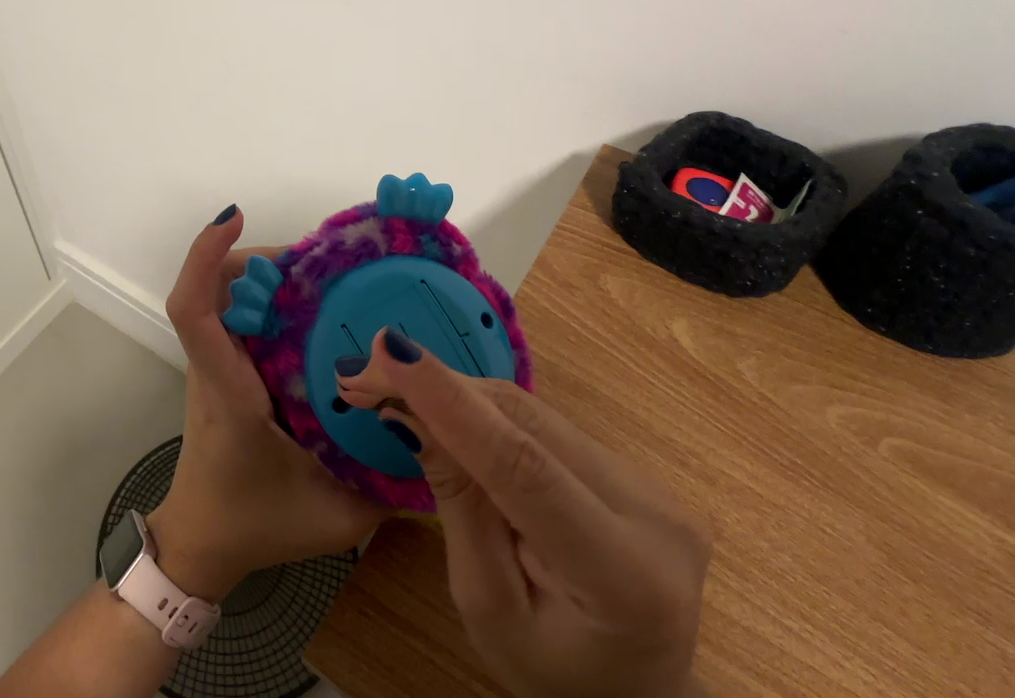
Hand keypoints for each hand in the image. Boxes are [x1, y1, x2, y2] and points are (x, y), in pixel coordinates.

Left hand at [145, 207, 388, 599]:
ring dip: (276, 276)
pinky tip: (330, 315)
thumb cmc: (256, 525)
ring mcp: (219, 367)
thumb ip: (392, 484)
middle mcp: (218, 368)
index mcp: (232, 393)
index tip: (234, 217)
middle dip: (269, 257)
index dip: (204, 257)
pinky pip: (246, 319)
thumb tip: (448, 438)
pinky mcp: (229, 371)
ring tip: (339, 281)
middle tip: (332, 259)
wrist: (203, 540)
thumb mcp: (334, 515)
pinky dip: (279, 302)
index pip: (195, 314)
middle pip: (221, 286)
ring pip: (232, 296)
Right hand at [338, 327, 710, 697]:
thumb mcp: (485, 605)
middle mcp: (654, 513)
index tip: (389, 351)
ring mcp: (652, 484)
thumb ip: (458, 507)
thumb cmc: (550, 672)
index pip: (523, 466)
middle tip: (360, 372)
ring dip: (455, 393)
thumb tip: (408, 417)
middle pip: (527, 425)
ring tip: (387, 384)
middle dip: (438, 388)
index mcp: (623, 574)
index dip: (450, 402)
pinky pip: (545, 424)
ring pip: (533, 413)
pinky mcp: (635, 469)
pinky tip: (441, 407)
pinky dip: (485, 411)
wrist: (634, 693)